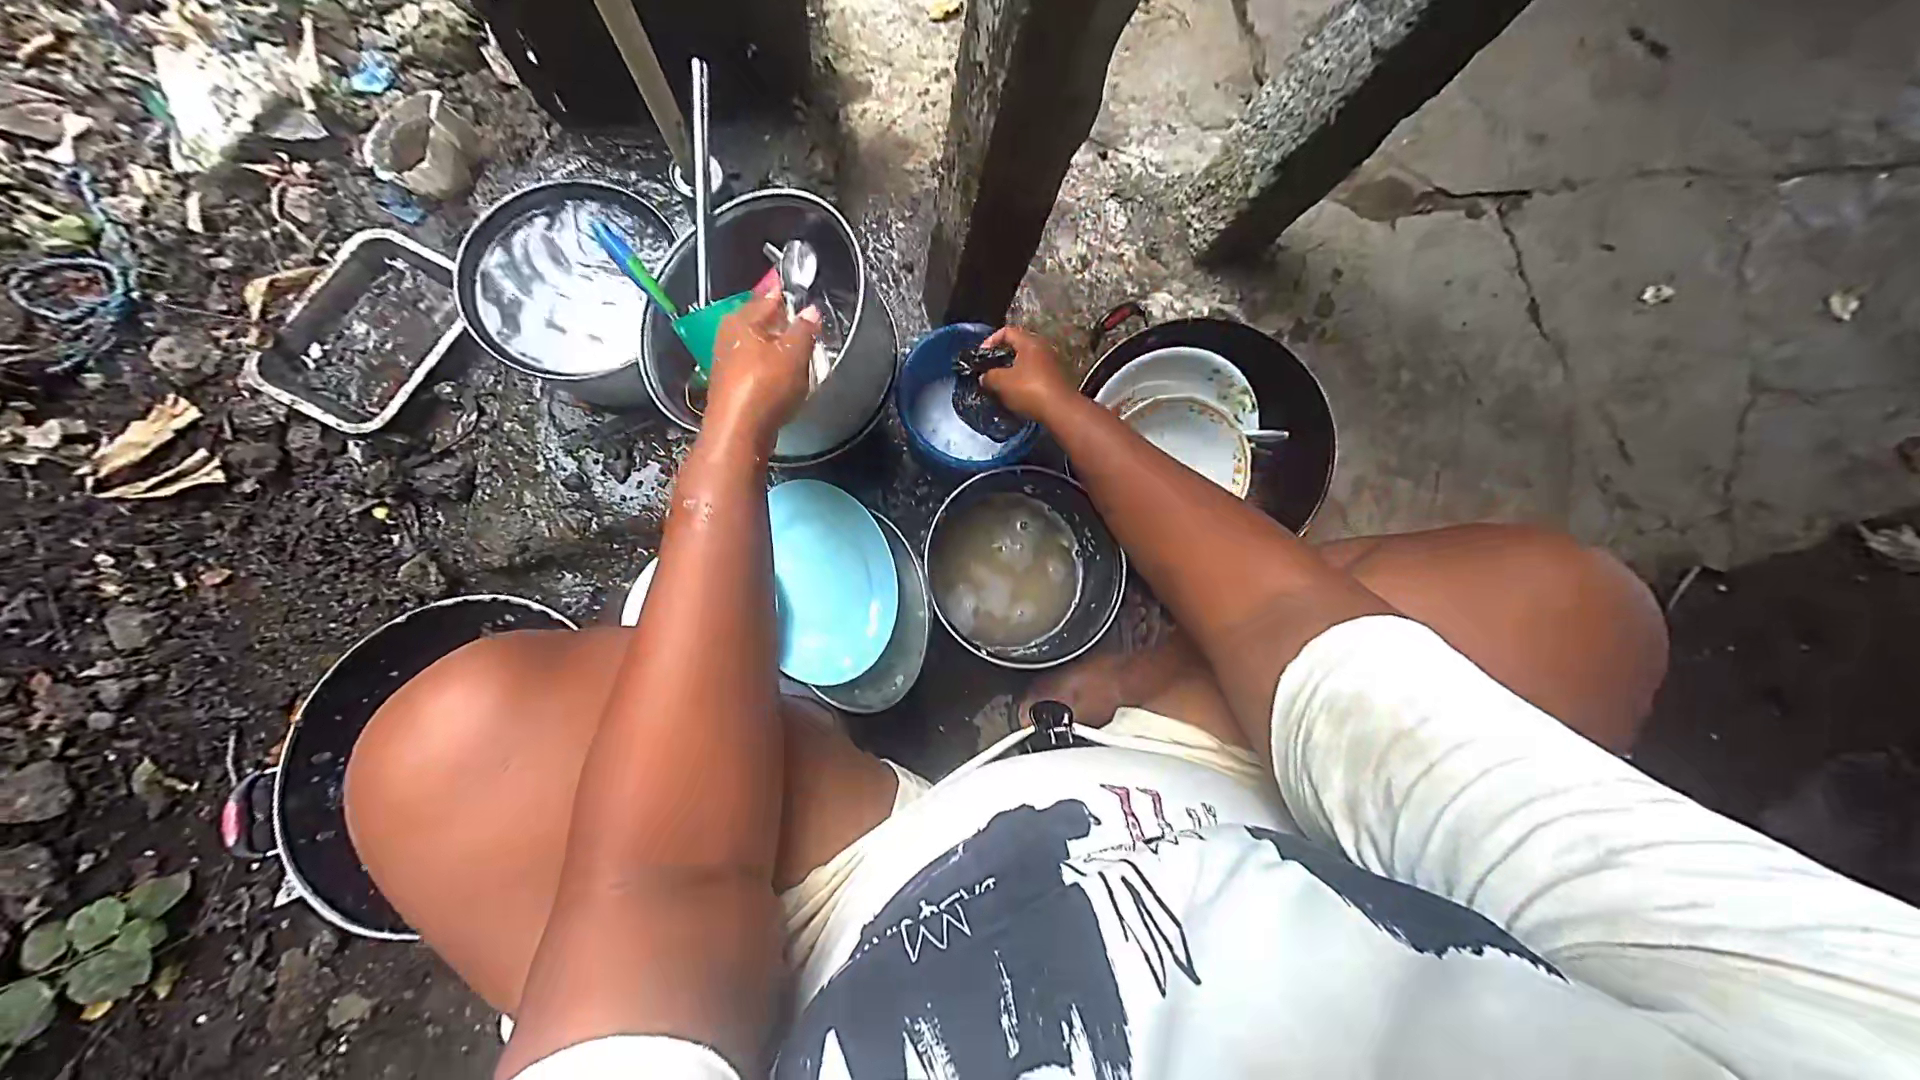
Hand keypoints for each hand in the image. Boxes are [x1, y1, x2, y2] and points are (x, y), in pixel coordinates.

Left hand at [705, 288, 820, 448]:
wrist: (740, 431)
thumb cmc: (766, 385)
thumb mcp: (794, 353)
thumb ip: (804, 329)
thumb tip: (811, 311)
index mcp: (740, 320)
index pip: (768, 297)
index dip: (788, 296)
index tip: (804, 297)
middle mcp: (729, 336)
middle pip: (762, 324)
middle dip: (784, 326)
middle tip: (808, 329)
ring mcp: (728, 362)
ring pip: (760, 347)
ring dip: (780, 350)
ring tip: (802, 355)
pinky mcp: (734, 386)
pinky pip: (758, 369)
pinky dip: (773, 370)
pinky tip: (786, 379)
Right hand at [981, 326, 1075, 421]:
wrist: (1060, 410)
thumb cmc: (1029, 390)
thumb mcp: (1001, 383)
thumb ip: (989, 376)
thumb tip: (984, 377)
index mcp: (1029, 342)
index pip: (1007, 331)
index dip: (991, 340)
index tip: (981, 355)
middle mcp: (1043, 347)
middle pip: (1018, 346)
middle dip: (1002, 356)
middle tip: (990, 369)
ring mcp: (1052, 363)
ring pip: (1027, 361)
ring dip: (1013, 369)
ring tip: (1001, 383)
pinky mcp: (1056, 378)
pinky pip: (1035, 373)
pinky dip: (1023, 379)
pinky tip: (1016, 392)